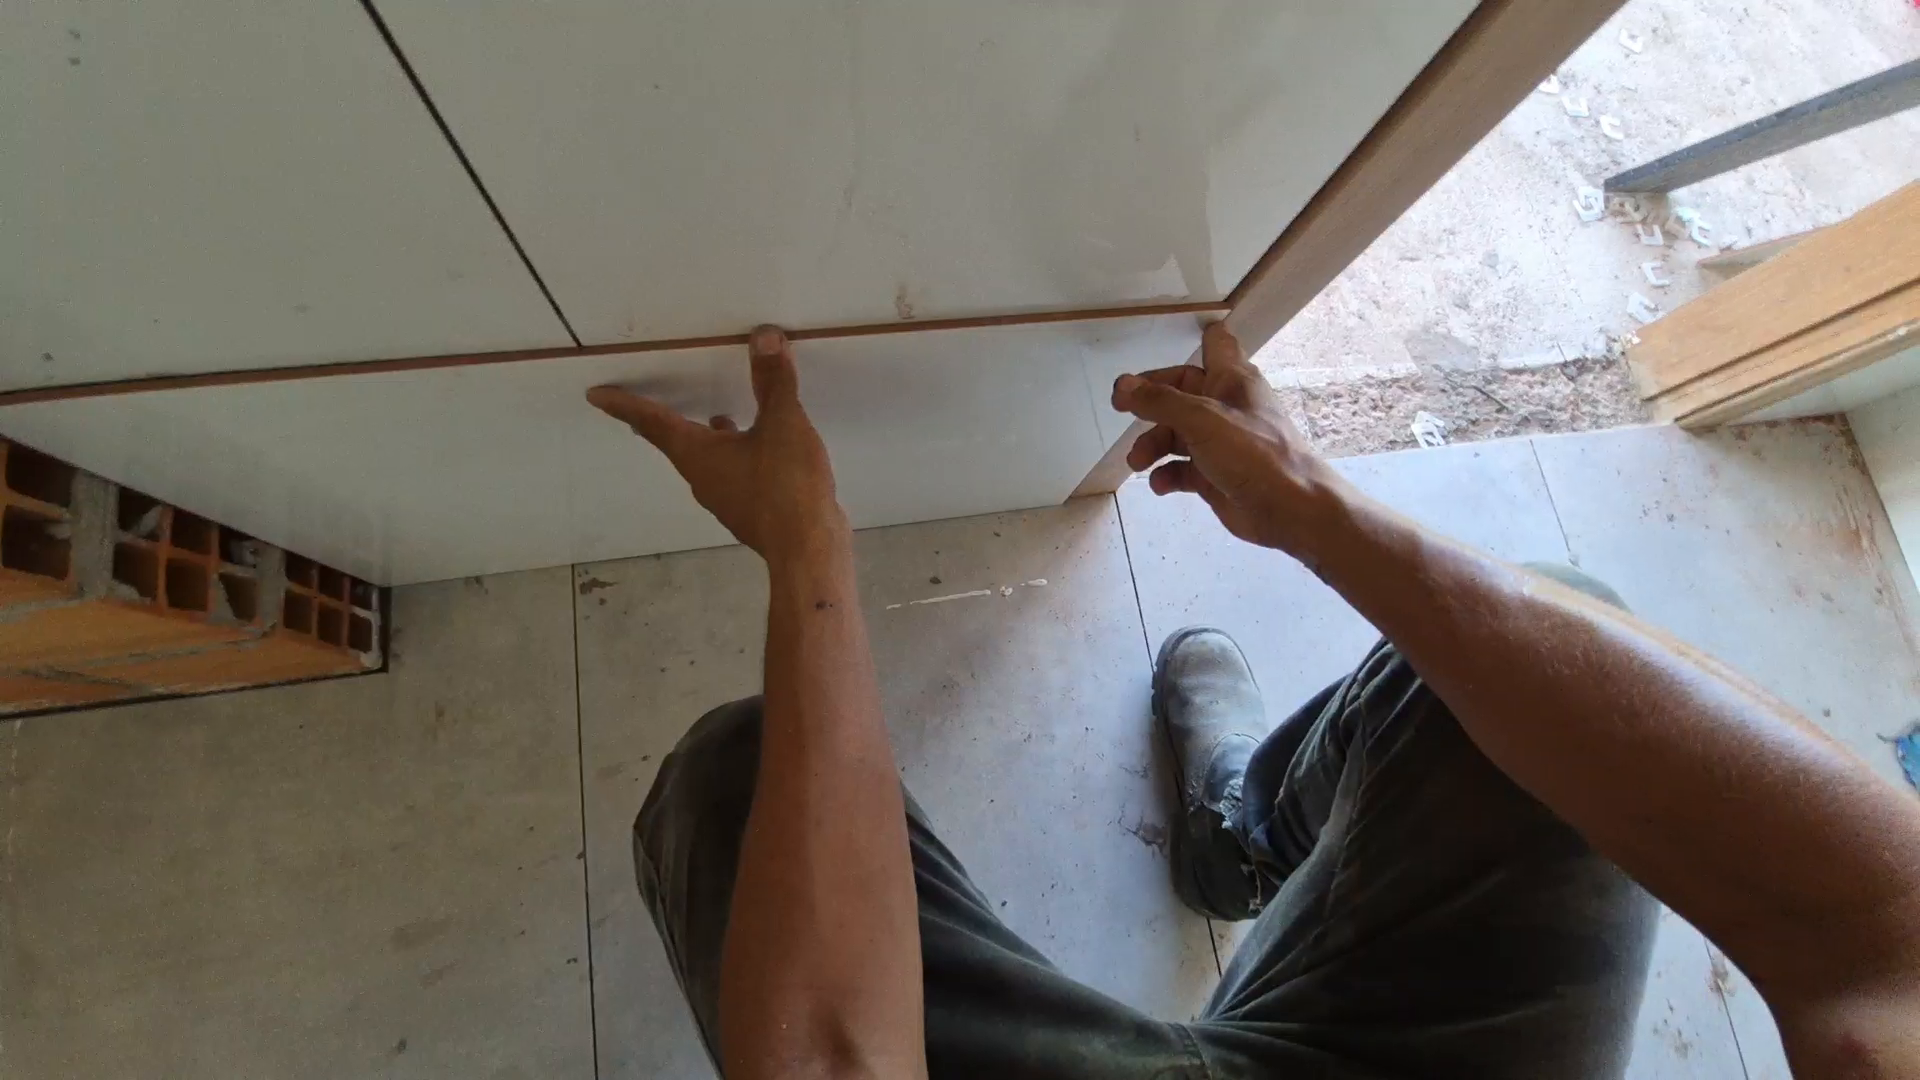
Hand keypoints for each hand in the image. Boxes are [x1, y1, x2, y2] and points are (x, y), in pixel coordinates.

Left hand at [587, 326, 846, 562]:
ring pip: (711, 463)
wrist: (808, 548)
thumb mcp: (783, 424)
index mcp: (698, 454)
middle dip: (668, 424)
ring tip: (722, 419)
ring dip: (711, 441)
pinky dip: (740, 459)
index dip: (626, 405)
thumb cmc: (785, 484)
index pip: (653, 422)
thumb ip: (774, 382)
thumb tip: (765, 337)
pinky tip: (764, 453)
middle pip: (678, 445)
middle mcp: (704, 479)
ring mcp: (729, 502)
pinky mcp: (755, 515)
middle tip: (653, 409)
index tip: (596, 396)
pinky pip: (738, 478)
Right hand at [1111, 323, 1338, 553]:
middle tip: (1120, 411)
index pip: (1215, 346)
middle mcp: (1225, 407)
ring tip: (1138, 462)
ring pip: (1176, 435)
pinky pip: (1181, 469)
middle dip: (1151, 405)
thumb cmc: (1253, 453)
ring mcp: (1220, 443)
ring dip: (1152, 445)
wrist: (1288, 509)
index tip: (1168, 344)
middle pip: (1180, 395)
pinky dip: (1167, 475)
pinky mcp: (1215, 475)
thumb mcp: (1202, 419)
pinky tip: (1160, 485)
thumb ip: (1160, 402)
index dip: (1193, 341)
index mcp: (1232, 381)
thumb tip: (1122, 385)